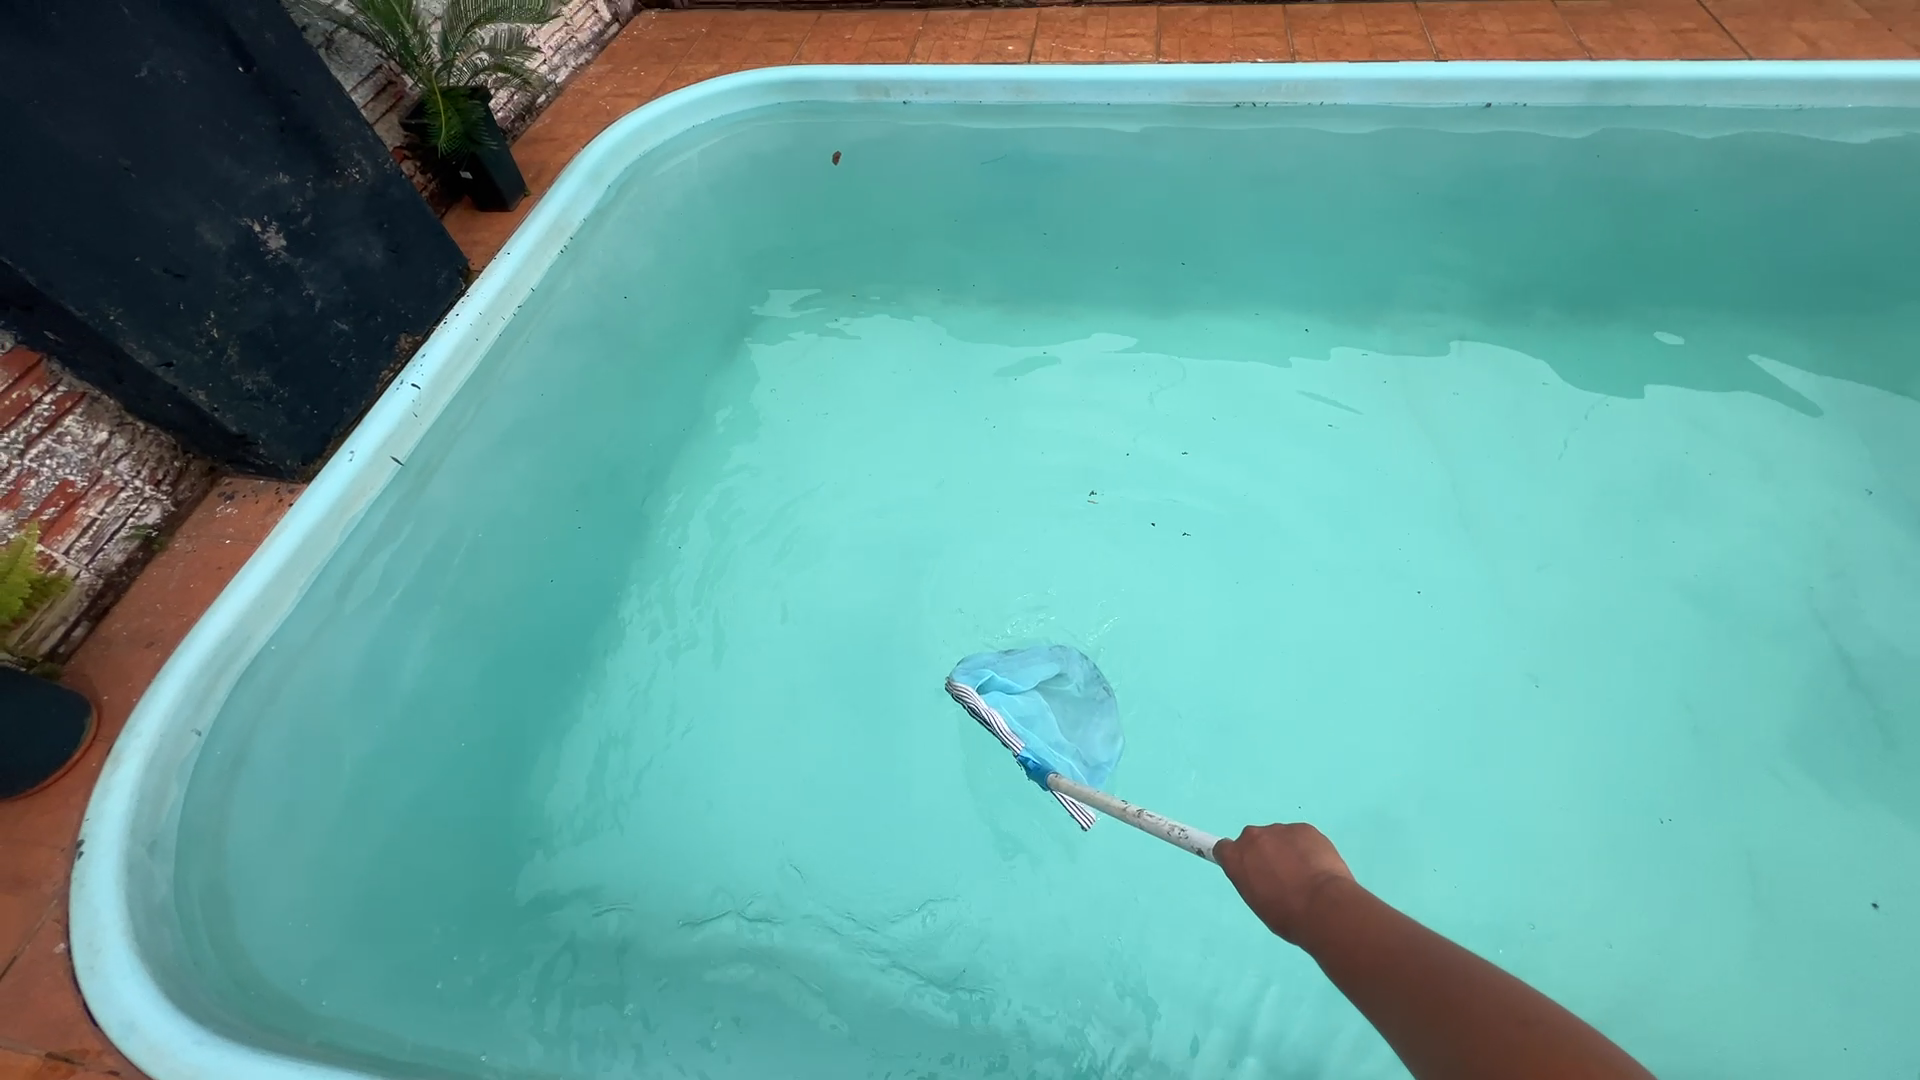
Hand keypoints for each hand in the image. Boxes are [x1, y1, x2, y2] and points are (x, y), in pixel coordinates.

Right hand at [1214, 823, 1355, 941]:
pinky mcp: (1305, 828)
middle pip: (1255, 841)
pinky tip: (1320, 869)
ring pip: (1281, 838)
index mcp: (1235, 857)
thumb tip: (1262, 877)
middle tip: (1284, 877)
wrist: (1325, 908)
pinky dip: (1309, 849)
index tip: (1250, 869)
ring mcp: (1279, 829)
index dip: (1239, 858)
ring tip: (1307, 876)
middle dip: (1266, 853)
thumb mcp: (1258, 903)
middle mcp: (1252, 837)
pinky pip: (1303, 837)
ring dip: (1289, 851)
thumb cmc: (1288, 916)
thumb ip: (1252, 881)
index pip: (1225, 848)